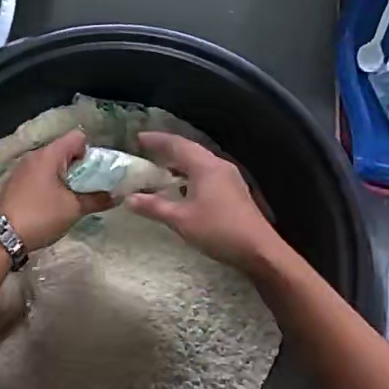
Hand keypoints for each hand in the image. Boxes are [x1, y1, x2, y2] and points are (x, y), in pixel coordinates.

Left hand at [0, 130, 113, 251]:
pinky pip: (39, 175)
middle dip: (80, 166)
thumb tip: (117, 196)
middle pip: (65, 150)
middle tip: (88, 188)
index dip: (91, 152)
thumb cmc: (41, 216)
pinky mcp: (15, 183)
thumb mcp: (74, 209)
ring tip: (72, 197)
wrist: (3, 237)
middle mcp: (34, 156)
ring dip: (65, 176)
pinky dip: (50, 183)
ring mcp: (22, 169)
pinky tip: (52, 203)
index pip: (77, 138)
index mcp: (49, 155)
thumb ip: (98, 199)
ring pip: (52, 164)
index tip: (95, 174)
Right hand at [127, 132, 288, 272]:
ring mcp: (229, 178)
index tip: (139, 138)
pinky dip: (190, 175)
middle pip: (189, 150)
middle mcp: (218, 166)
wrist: (259, 250)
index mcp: (205, 166)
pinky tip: (182, 188)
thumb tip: (129, 199)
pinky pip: (206, 174)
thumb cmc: (218, 230)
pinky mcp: (233, 191)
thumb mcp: (181, 219)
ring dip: (179, 163)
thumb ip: (154, 206)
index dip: (157, 140)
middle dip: (167, 150)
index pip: (177, 144)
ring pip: (199, 163)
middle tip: (146, 152)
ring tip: (160, 168)